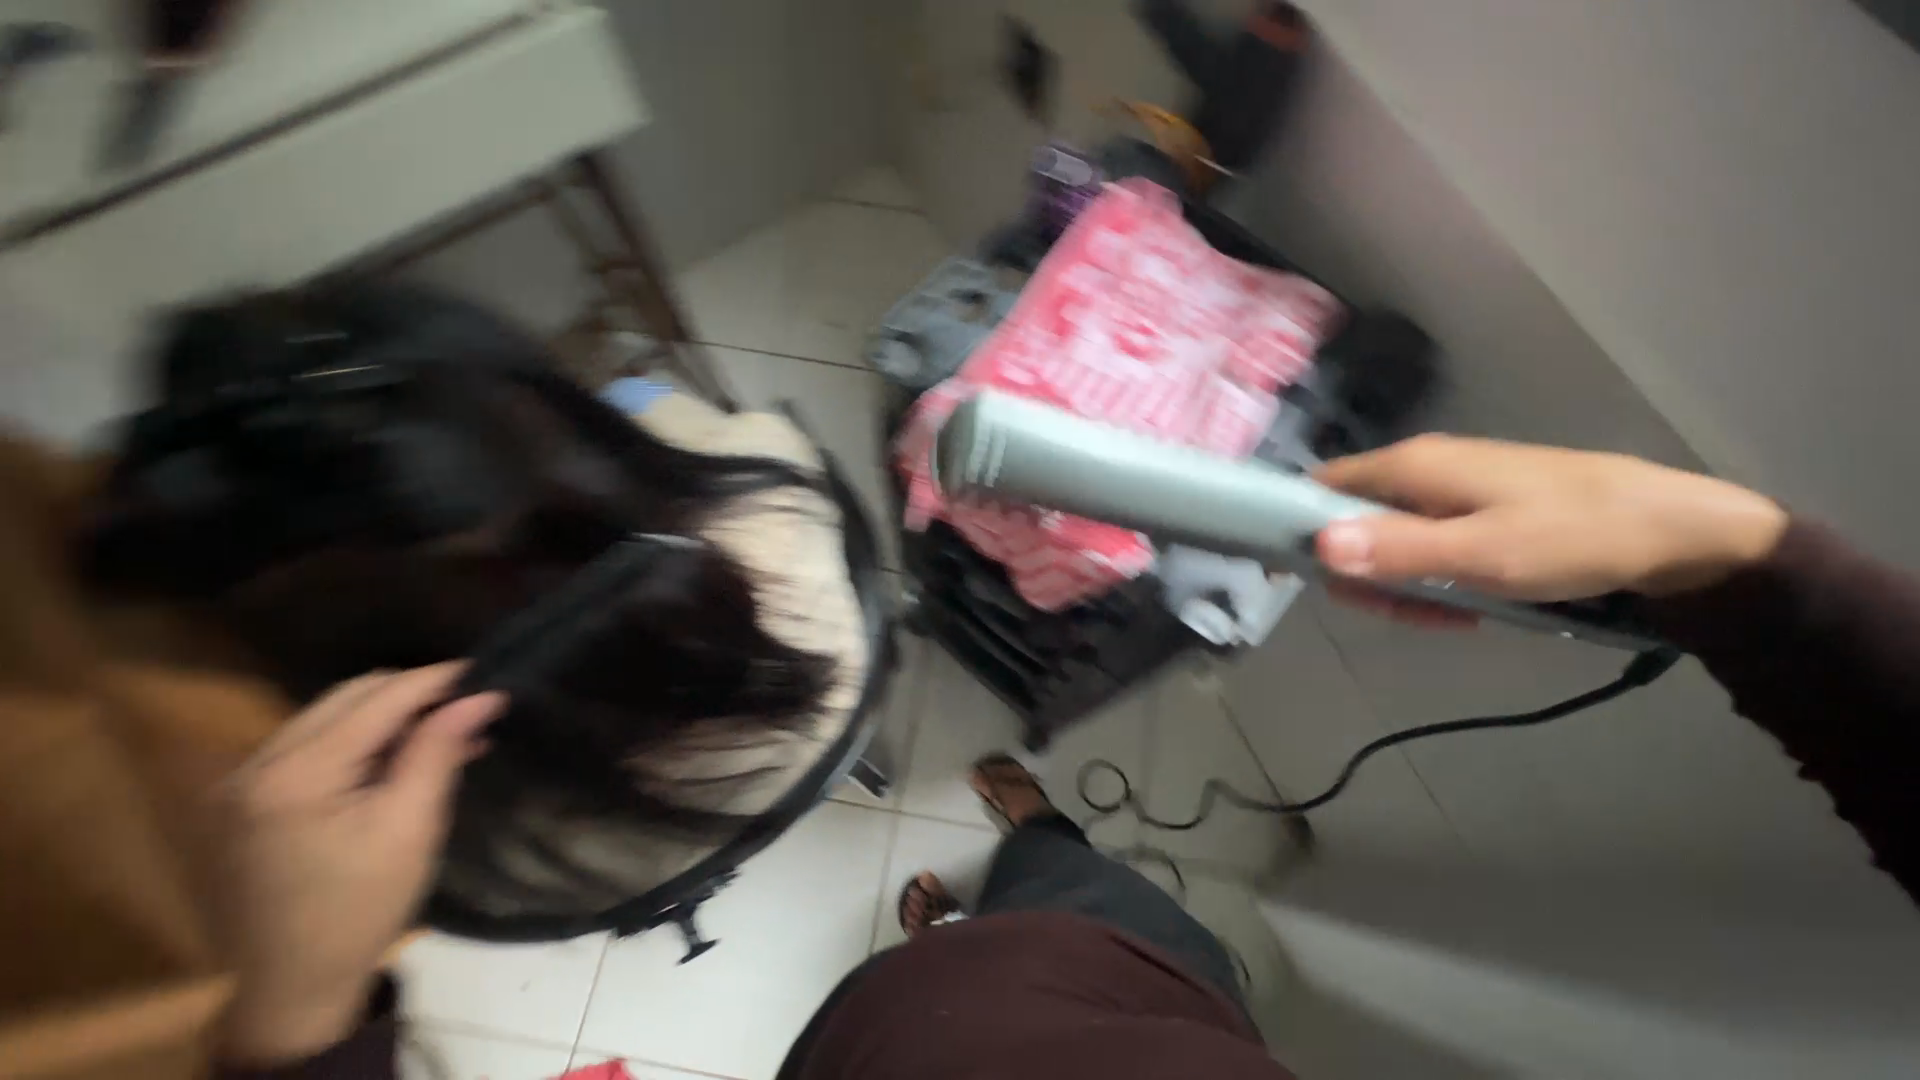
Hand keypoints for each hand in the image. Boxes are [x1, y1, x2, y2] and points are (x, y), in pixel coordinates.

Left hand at [213, 663, 506, 1066]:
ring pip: (329, 714)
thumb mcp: (412, 826)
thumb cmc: (362, 907)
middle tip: (468, 707)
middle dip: (412, 694)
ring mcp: (241, 781)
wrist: (293, 983)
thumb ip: (439, 751)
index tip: (487, 676)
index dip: (436, 681)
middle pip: (348, 696)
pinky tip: (397, 757)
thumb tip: (482, 696)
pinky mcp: (243, 799)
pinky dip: (359, 739)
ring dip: (387, 715)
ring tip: (443, 732)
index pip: (379, 699)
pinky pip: (311, 743)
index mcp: (296, 773)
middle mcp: (256, 764)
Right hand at [1312, 435, 1788, 601]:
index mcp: (1411, 466)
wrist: (1681, 533)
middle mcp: (1421, 467)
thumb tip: (1316, 546)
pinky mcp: (1477, 506)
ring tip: (1446, 613)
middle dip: (1362, 571)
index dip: (1297, 527)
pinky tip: (1467, 602)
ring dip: (1402, 581)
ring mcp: (1451, 486)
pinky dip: (1433, 575)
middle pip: (1351, 519)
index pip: (1319, 486)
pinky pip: (1428, 543)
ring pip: (1390, 537)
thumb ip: (1398, 550)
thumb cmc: (1576, 537)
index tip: (1297, 577)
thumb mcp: (1484, 556)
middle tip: (1399, 610)